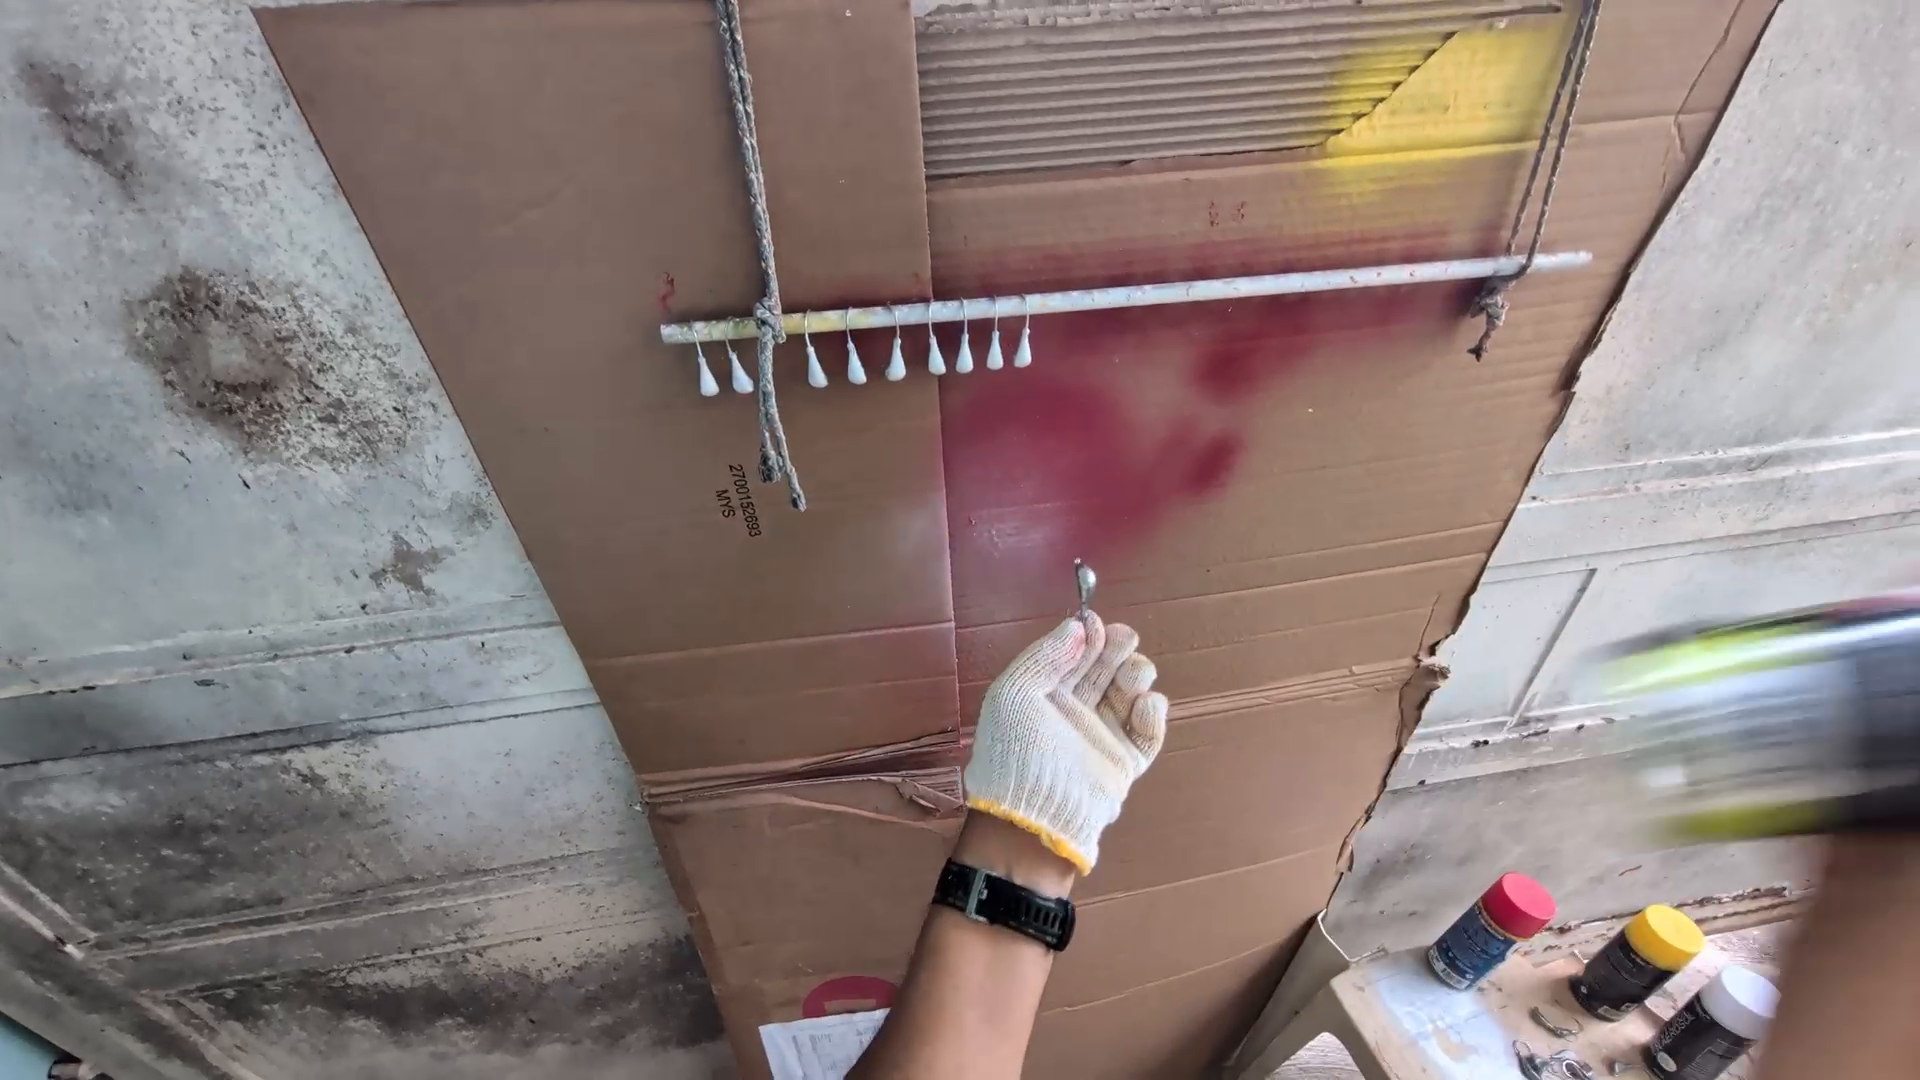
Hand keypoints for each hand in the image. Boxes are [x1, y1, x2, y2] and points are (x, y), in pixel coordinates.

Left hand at [962, 613, 1168, 874]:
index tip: (1097, 622)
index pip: (1073, 654)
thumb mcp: (1013, 693)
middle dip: (1117, 648)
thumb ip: (1044, 656)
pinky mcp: (1125, 761)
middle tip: (1124, 640)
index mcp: (1043, 692)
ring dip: (1136, 675)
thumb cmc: (1015, 750)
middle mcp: (1074, 710)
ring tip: (1132, 676)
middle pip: (1106, 667)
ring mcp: (1102, 735)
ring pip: (1130, 692)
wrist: (1033, 816)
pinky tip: (1145, 705)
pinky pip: (1148, 731)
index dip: (1088, 635)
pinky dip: (1153, 713)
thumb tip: (1076, 626)